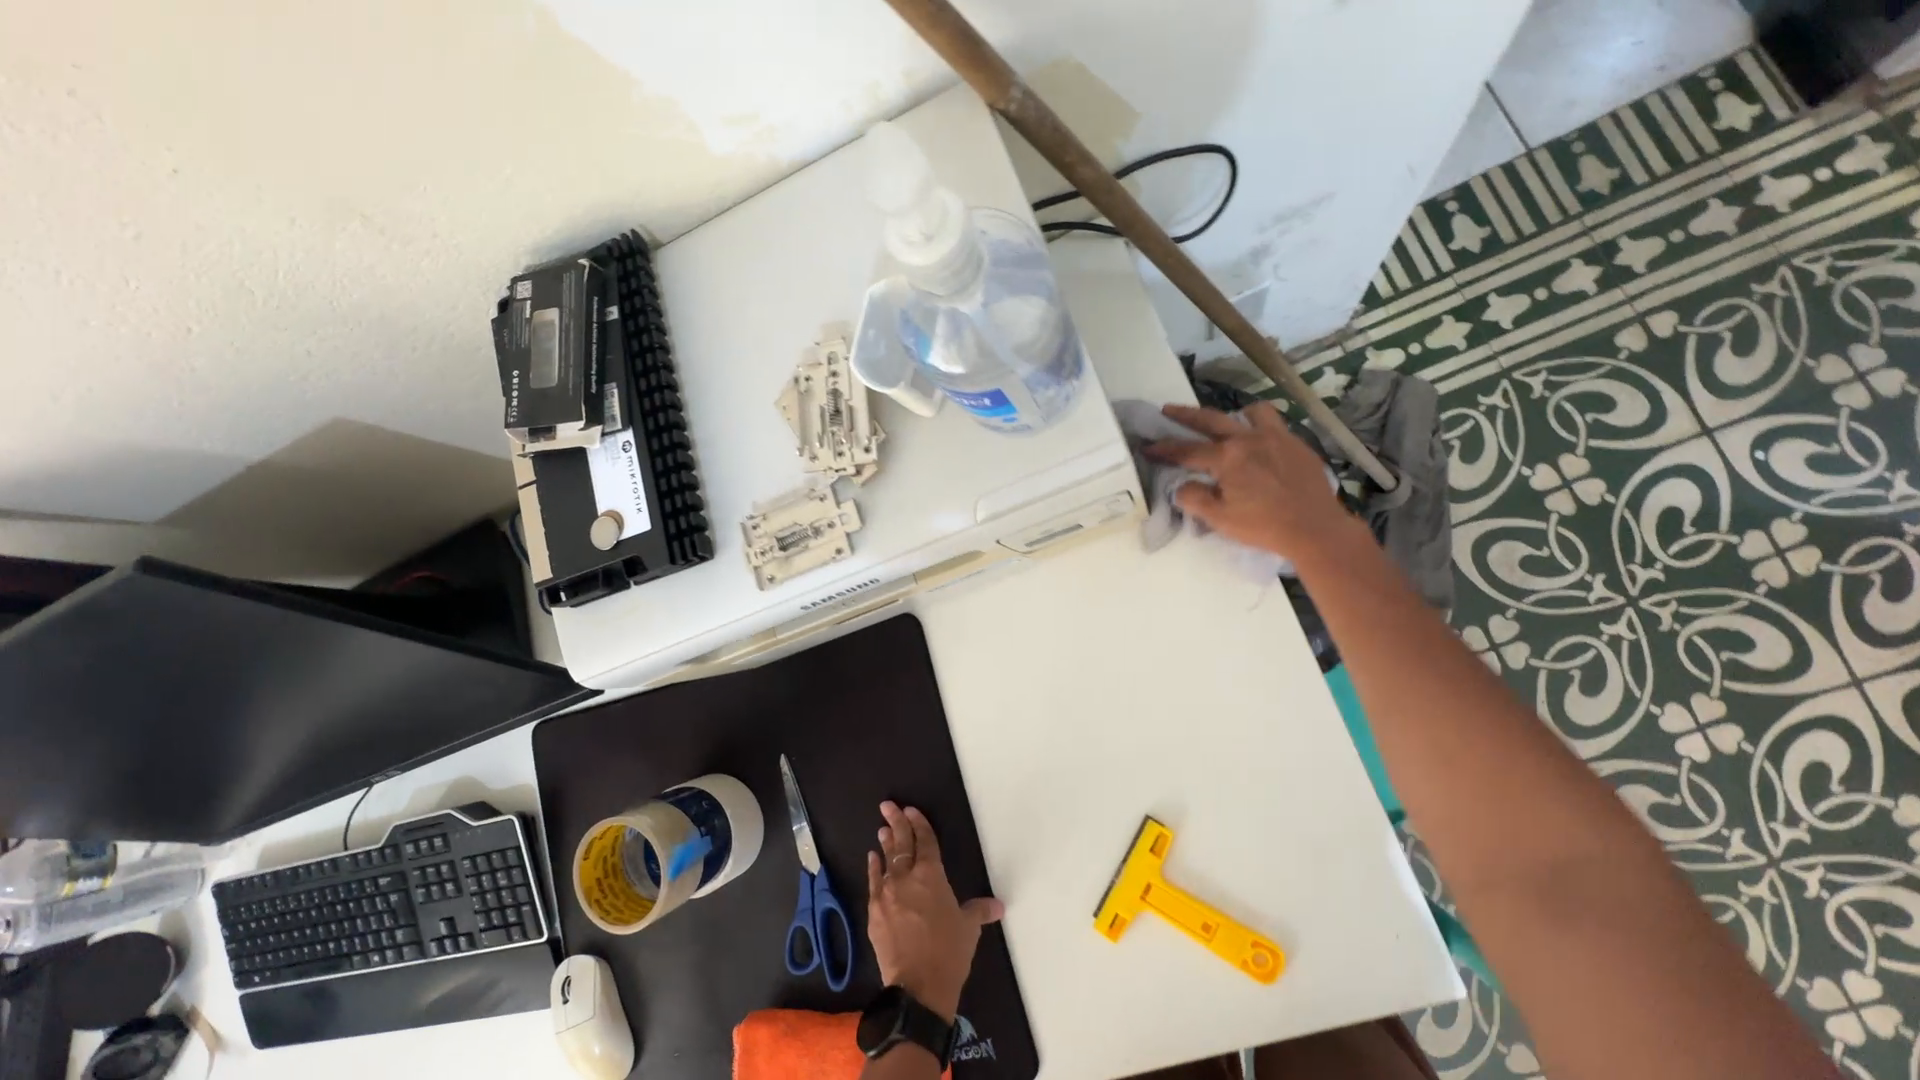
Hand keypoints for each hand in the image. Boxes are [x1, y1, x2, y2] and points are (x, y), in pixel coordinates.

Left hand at [864, 801, 1003, 1021]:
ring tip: (882, 828)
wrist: (918, 986)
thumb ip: (979, 911)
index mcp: (931, 876)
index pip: (925, 842)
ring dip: (886, 843)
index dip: (919, 825)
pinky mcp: (874, 913)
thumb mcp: (969, 929)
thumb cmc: (949, 952)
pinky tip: (872, 859)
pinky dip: (874, 869)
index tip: (911, 810)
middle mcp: (906, 879)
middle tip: (888, 806)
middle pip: (901, 844)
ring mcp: (886, 895)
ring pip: (886, 861)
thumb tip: (997, 906)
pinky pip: (873, 883)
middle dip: (896, 823)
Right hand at [1146, 402, 1356, 561]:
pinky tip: (1261, 444)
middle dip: (1185, 415)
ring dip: (1234, 415)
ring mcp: (1277, 438)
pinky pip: (1276, 425)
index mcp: (1227, 457)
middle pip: (1211, 420)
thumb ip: (1194, 499)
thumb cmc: (1264, 526)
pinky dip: (1262, 428)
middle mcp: (1249, 439)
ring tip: (1228, 423)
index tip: (1147, 446)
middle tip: (1168, 409)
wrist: (1315, 528)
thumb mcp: (1220, 519)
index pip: (1187, 451)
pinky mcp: (1297, 445)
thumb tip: (1181, 487)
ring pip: (1251, 413)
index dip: (1164, 449)